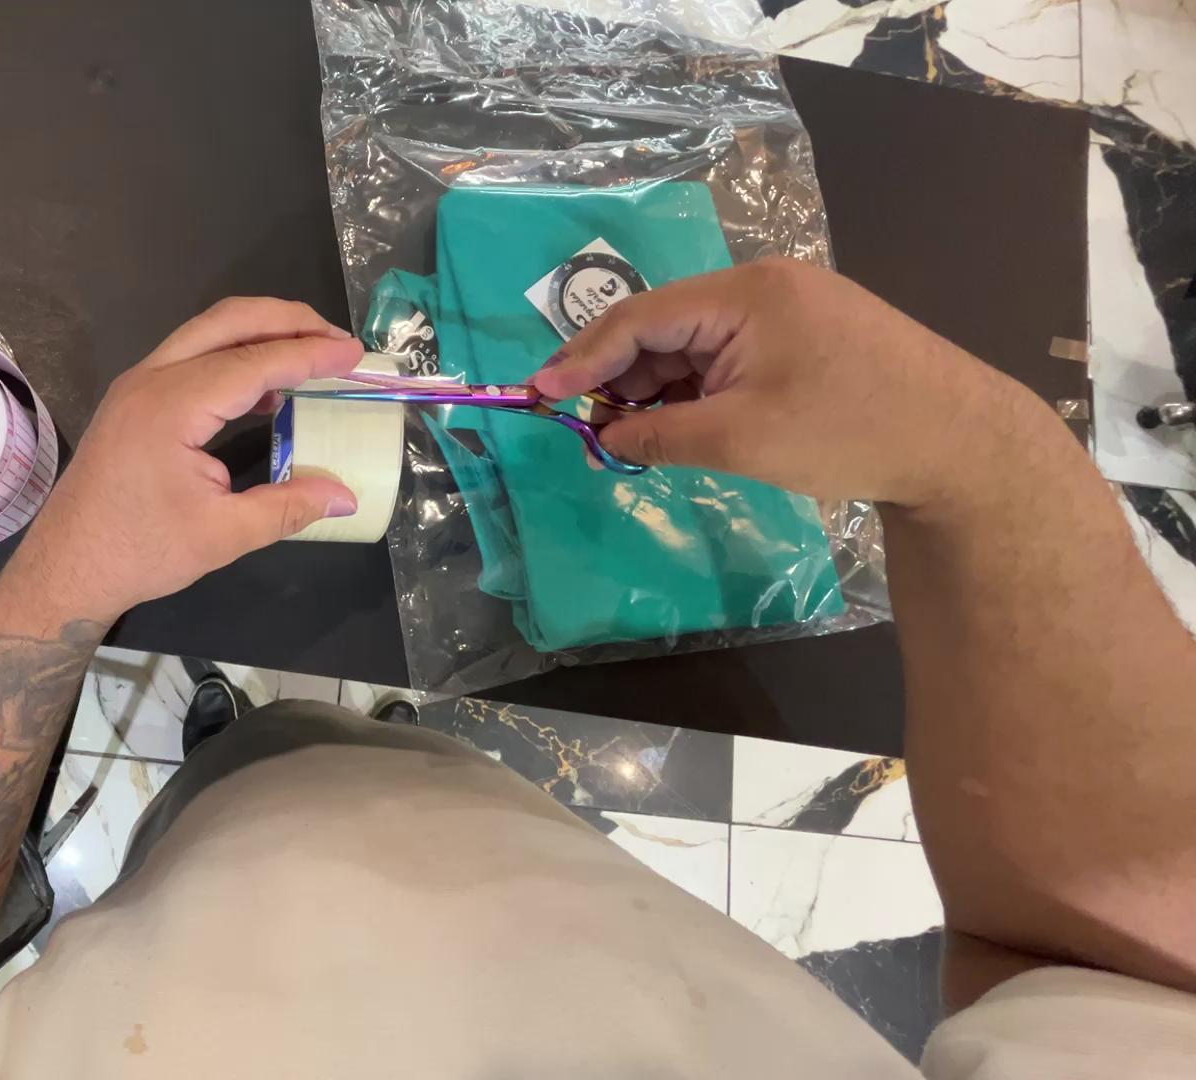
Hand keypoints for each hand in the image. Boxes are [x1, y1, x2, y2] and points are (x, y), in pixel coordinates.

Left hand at [10, 298, 363, 618]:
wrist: (66, 568)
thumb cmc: (139, 553)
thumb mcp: (222, 535)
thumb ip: (288, 508)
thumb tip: (346, 498)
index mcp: (171, 406)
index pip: (254, 362)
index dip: (310, 354)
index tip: (354, 354)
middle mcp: (150, 380)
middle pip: (226, 322)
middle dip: (287, 320)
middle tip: (335, 339)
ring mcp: (136, 387)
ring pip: (205, 334)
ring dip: (259, 334)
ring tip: (309, 354)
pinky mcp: (133, 403)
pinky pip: (189, 360)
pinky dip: (232, 359)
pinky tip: (263, 392)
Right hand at [531, 259, 1044, 507]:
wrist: (966, 449)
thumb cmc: (848, 433)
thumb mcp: (735, 439)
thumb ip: (652, 435)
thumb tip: (599, 439)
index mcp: (744, 295)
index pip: (637, 319)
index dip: (580, 358)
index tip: (537, 394)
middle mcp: (757, 292)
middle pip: (656, 331)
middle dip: (613, 381)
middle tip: (582, 429)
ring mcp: (777, 314)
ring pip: (682, 351)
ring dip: (646, 394)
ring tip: (622, 440)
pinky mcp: (790, 342)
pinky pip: (713, 364)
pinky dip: (681, 398)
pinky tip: (666, 429)